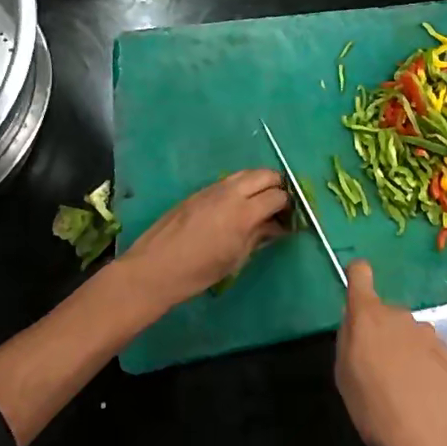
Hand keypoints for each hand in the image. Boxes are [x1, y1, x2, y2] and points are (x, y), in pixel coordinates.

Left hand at [116, 170, 288, 307]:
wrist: (155, 268)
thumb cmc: (199, 272)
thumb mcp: (236, 258)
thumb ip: (260, 236)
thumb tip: (278, 226)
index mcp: (244, 212)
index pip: (278, 196)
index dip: (289, 205)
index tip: (291, 218)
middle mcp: (231, 192)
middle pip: (265, 174)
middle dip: (278, 186)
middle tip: (279, 206)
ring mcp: (213, 188)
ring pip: (246, 173)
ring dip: (259, 182)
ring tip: (260, 203)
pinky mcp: (200, 191)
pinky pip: (228, 181)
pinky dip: (241, 186)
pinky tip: (237, 206)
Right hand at [335, 261, 446, 445]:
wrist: (434, 439)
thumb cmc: (376, 409)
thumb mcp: (344, 377)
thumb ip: (348, 341)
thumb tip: (355, 322)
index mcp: (368, 316)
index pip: (360, 274)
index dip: (356, 276)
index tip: (355, 289)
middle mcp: (398, 315)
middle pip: (383, 313)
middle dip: (378, 333)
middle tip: (373, 371)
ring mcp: (426, 332)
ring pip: (405, 333)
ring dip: (400, 350)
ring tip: (399, 390)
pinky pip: (424, 350)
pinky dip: (420, 365)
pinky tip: (421, 395)